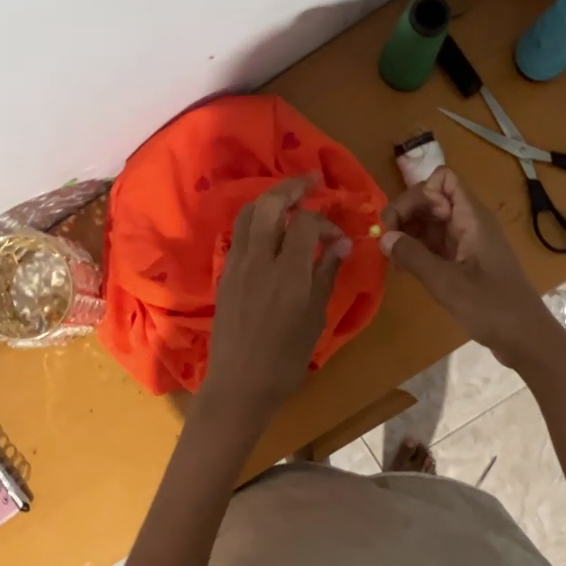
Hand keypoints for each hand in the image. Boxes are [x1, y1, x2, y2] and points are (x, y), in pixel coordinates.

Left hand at [200, 175, 350, 424]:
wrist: (239, 385)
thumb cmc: (285, 360)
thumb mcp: (314, 319)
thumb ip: (325, 276)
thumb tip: (340, 246)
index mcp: (287, 273)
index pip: (305, 223)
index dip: (324, 221)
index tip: (338, 237)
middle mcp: (258, 260)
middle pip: (270, 205)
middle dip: (292, 187)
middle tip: (312, 181)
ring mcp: (237, 266)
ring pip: (249, 215)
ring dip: (270, 200)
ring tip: (289, 199)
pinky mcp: (225, 276)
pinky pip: (239, 236)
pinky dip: (256, 221)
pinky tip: (269, 229)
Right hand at [382, 167, 565, 372]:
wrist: (525, 337)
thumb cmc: (491, 307)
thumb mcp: (447, 283)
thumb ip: (414, 257)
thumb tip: (384, 238)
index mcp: (472, 218)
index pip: (443, 179)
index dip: (418, 194)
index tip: (400, 223)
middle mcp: (471, 223)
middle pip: (433, 199)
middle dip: (407, 214)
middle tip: (386, 243)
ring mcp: (469, 243)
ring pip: (433, 223)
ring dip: (410, 233)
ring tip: (392, 258)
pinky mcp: (467, 263)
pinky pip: (438, 245)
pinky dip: (419, 250)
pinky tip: (405, 268)